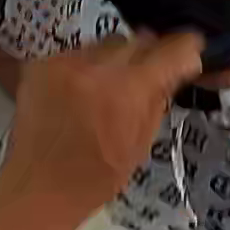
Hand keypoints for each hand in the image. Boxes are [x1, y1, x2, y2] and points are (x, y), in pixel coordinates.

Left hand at [0, 32, 202, 229]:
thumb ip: (161, 95)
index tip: (191, 53)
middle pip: (141, 39)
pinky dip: (90, 66)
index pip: (173, 48)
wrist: (38, 190)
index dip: (188, 48)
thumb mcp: (145, 139)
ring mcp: (65, 62)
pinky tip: (84, 90)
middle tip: (152, 74)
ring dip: (120, 58)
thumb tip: (178, 66)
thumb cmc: (99, 175)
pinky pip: (80, 52)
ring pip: (110, 42)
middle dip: (152, 54)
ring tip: (113, 84)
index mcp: (130, 90)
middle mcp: (98, 67)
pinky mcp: (41, 64)